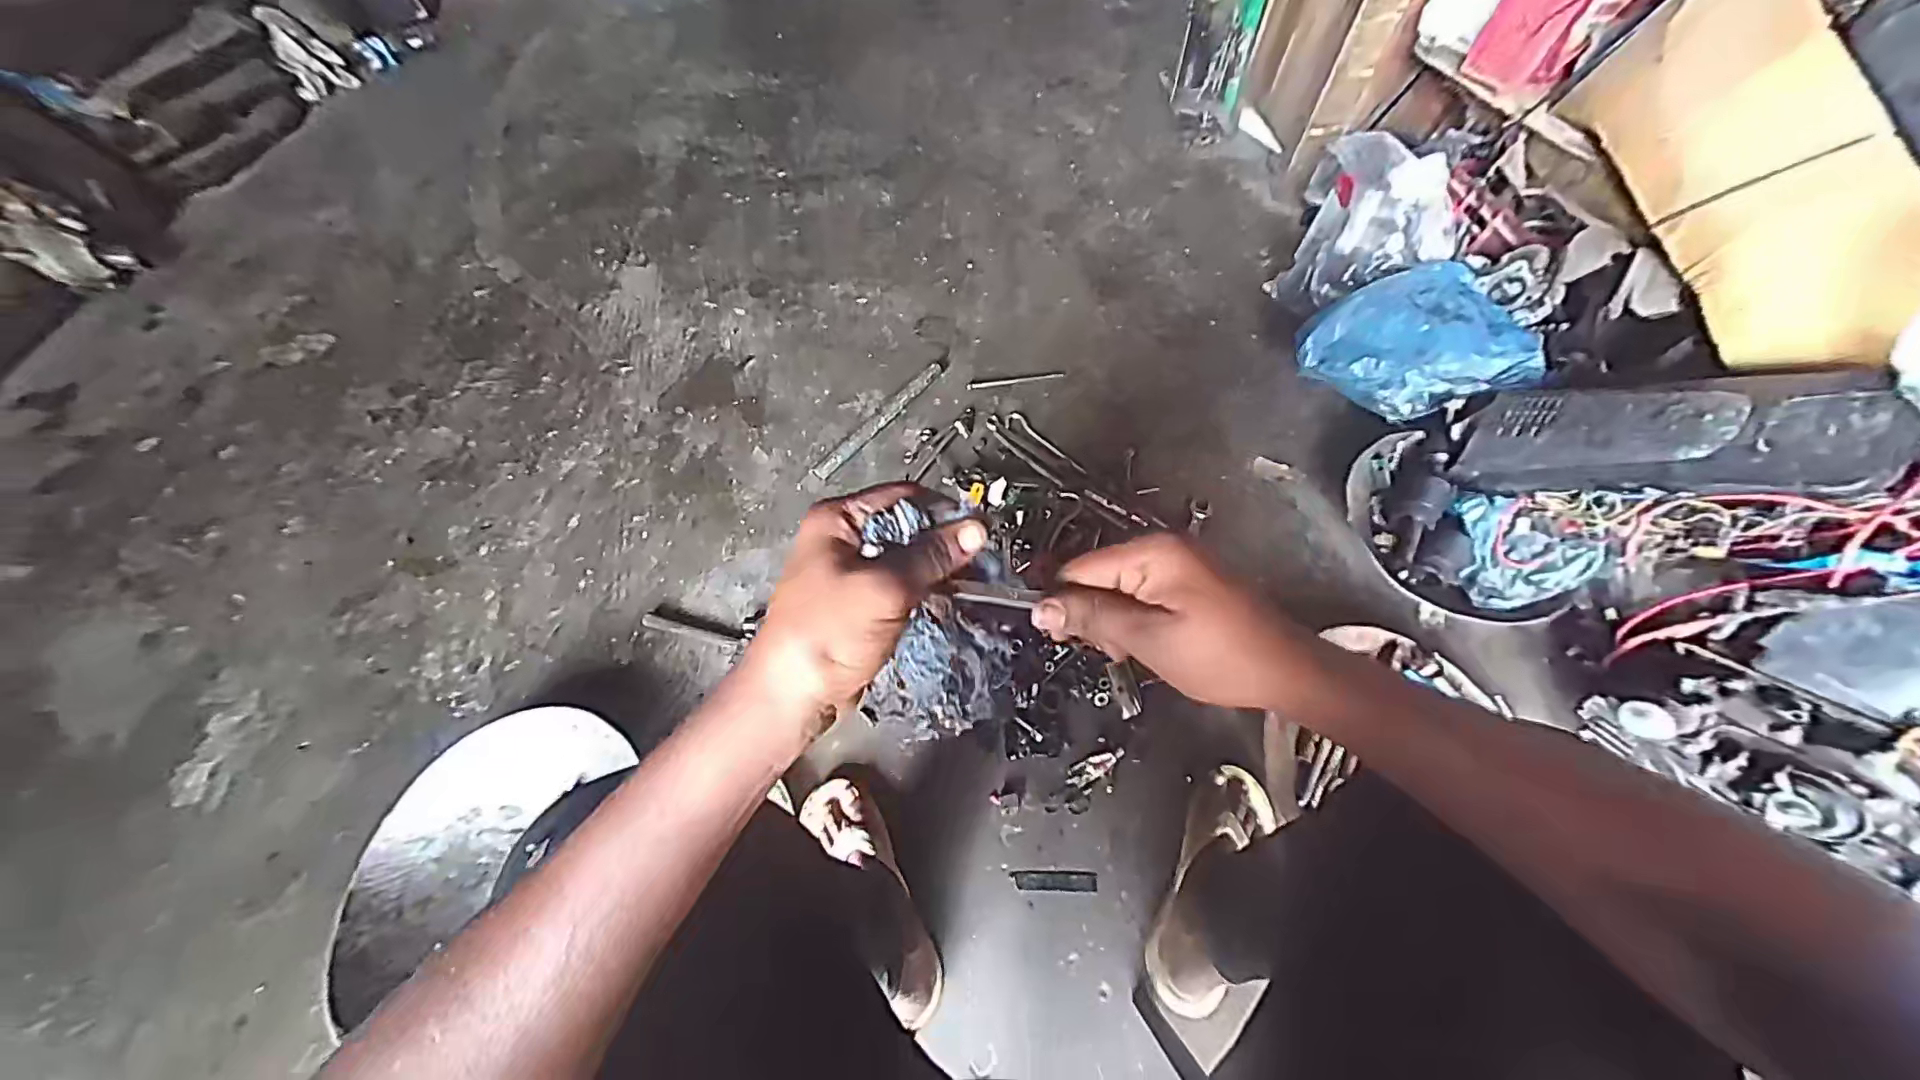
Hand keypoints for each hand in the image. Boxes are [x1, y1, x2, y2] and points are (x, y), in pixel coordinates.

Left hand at [744, 483, 986, 735]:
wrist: (793, 695)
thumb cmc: (823, 634)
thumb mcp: (885, 586)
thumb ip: (932, 556)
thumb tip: (973, 530)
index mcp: (837, 521)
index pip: (903, 497)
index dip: (942, 510)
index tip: (976, 528)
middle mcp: (844, 542)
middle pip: (908, 530)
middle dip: (944, 545)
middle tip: (980, 560)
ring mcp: (853, 576)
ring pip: (909, 563)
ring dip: (938, 572)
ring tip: (973, 583)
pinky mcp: (863, 607)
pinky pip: (903, 591)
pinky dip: (926, 594)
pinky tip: (950, 602)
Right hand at [1031, 533, 1310, 709]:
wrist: (1285, 671)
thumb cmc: (1220, 656)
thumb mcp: (1148, 638)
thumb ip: (1092, 617)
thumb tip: (1042, 606)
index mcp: (1152, 554)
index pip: (1080, 567)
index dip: (1061, 601)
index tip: (1055, 634)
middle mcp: (1161, 550)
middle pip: (1096, 576)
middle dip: (1091, 614)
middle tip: (1111, 648)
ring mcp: (1175, 565)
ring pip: (1115, 589)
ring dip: (1112, 621)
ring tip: (1133, 650)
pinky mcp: (1183, 583)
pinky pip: (1139, 595)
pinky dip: (1132, 620)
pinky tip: (1144, 643)